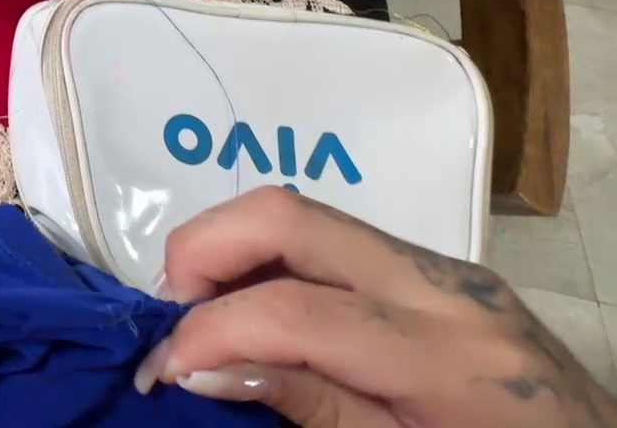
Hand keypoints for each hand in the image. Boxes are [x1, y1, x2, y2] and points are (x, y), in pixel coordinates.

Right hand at [138, 186, 616, 427]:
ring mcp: (440, 265)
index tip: (159, 367)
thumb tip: (197, 367)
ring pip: (293, 208)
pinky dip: (264, 255)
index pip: (297, 312)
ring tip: (205, 308)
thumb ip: (311, 409)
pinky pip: (321, 232)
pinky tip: (255, 302)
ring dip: (227, 246)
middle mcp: (445, 287)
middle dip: (203, 249)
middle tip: (174, 309)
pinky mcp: (429, 264)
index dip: (210, 330)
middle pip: (286, 215)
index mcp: (456, 359)